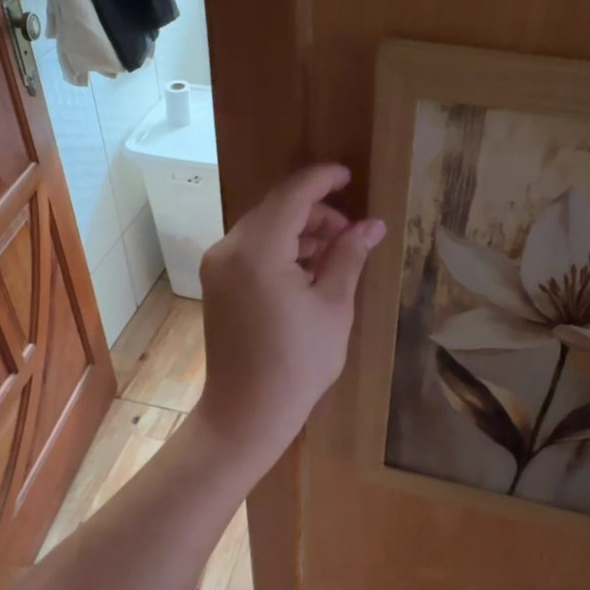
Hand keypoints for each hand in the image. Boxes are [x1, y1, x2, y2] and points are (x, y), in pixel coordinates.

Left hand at [195, 164, 385, 458]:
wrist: (247, 412)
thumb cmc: (298, 363)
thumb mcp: (333, 307)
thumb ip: (349, 256)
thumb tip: (372, 225)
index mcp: (258, 250)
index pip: (292, 195)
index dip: (322, 180)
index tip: (348, 176)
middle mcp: (229, 249)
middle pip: (275, 210)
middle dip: (315, 213)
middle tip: (352, 235)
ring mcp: (217, 267)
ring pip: (263, 230)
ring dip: (299, 232)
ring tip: (336, 256)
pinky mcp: (216, 285)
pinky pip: (251, 251)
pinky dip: (280, 251)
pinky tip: (308, 272)